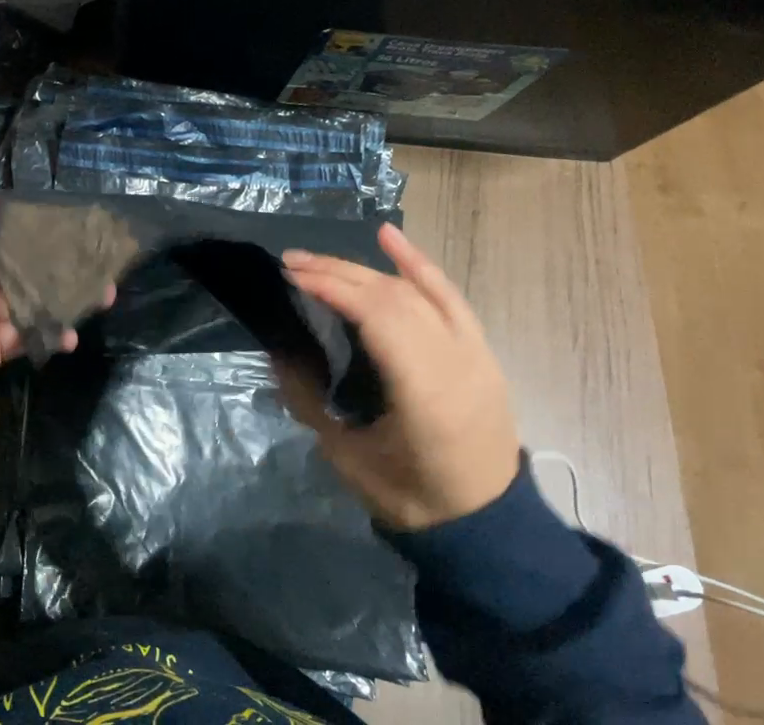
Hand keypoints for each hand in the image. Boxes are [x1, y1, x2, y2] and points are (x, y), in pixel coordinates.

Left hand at [0, 179, 109, 446]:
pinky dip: (49, 332)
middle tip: (98, 253)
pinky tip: (72, 333)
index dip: (21, 217)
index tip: (67, 210)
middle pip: (12, 260)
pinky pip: (24, 334)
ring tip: (101, 292)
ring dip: (59, 294)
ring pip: (25, 296)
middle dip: (52, 257)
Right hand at [280, 224, 520, 530]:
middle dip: (340, 272)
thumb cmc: (410, 497)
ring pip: (418, 291)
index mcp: (426, 392)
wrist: (485, 526)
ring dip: (366, 269)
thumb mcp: (347, 456)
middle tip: (292, 263)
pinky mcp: (481, 352)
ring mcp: (475, 353)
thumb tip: (278, 352)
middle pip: (395, 296)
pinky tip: (389, 237)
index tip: (292, 276)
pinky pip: (450, 298)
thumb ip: (311, 401)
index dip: (333, 287)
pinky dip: (419, 265)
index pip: (378, 316)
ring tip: (320, 259)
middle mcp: (457, 362)